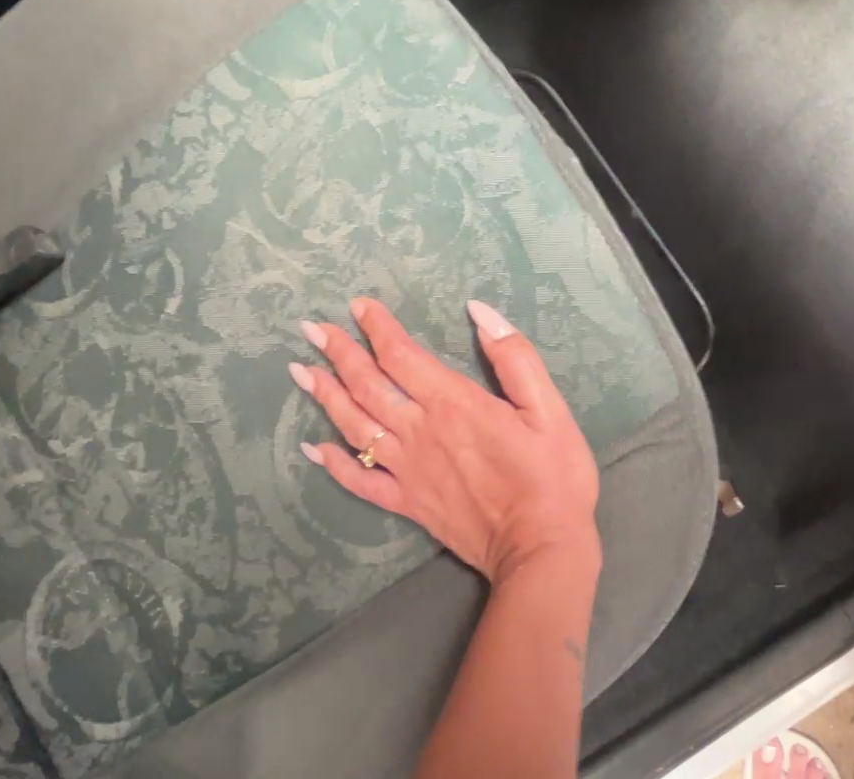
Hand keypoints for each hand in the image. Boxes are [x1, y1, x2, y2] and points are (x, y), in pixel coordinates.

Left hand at [291, 297, 600, 585]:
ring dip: (326, 396)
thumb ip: (514, 357)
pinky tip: (311, 449)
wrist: (539, 548)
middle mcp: (419, 432)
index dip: (377, 327)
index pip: (402, 355)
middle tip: (311, 329)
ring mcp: (408, 470)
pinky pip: (360, 482)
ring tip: (300, 371)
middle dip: (339, 353)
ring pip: (355, 426)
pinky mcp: (407, 503)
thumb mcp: (549, 408)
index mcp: (453, 403)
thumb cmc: (552, 475)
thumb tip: (479, 311)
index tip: (358, 305)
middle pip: (368, 385)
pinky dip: (332, 464)